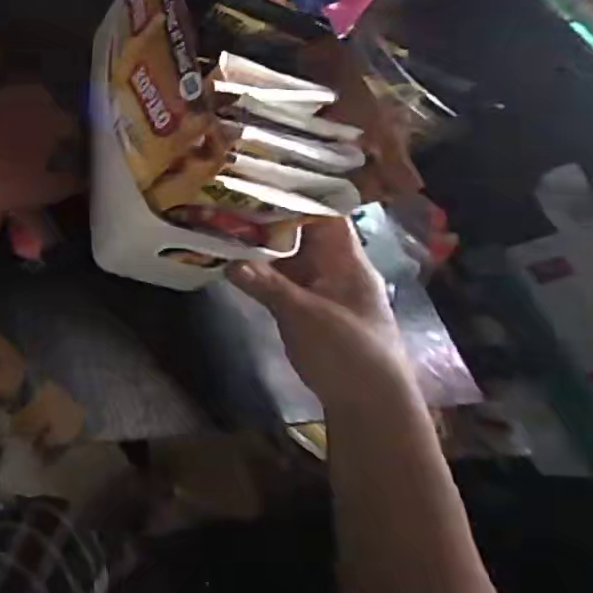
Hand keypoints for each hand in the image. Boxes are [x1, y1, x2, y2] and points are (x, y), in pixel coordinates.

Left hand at [0, 85, 80, 231]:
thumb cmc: (4, 187)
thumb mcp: (43, 191)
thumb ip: (68, 182)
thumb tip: (81, 178)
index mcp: (49, 120)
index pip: (70, 122)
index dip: (72, 137)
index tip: (70, 150)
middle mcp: (25, 102)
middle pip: (47, 99)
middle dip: (51, 113)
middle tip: (49, 135)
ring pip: (22, 95)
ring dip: (29, 108)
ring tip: (27, 132)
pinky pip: (0, 101)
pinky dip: (7, 112)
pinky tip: (2, 132)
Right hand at [228, 218, 413, 410]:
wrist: (370, 405)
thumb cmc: (348, 352)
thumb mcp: (305, 316)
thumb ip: (267, 286)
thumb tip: (228, 261)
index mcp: (347, 262)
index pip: (323, 217)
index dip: (294, 200)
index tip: (256, 186)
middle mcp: (333, 269)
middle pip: (300, 235)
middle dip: (267, 221)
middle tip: (227, 206)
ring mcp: (318, 290)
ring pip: (287, 258)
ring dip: (259, 248)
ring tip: (222, 229)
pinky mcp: (304, 310)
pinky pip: (279, 281)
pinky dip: (258, 272)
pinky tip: (230, 265)